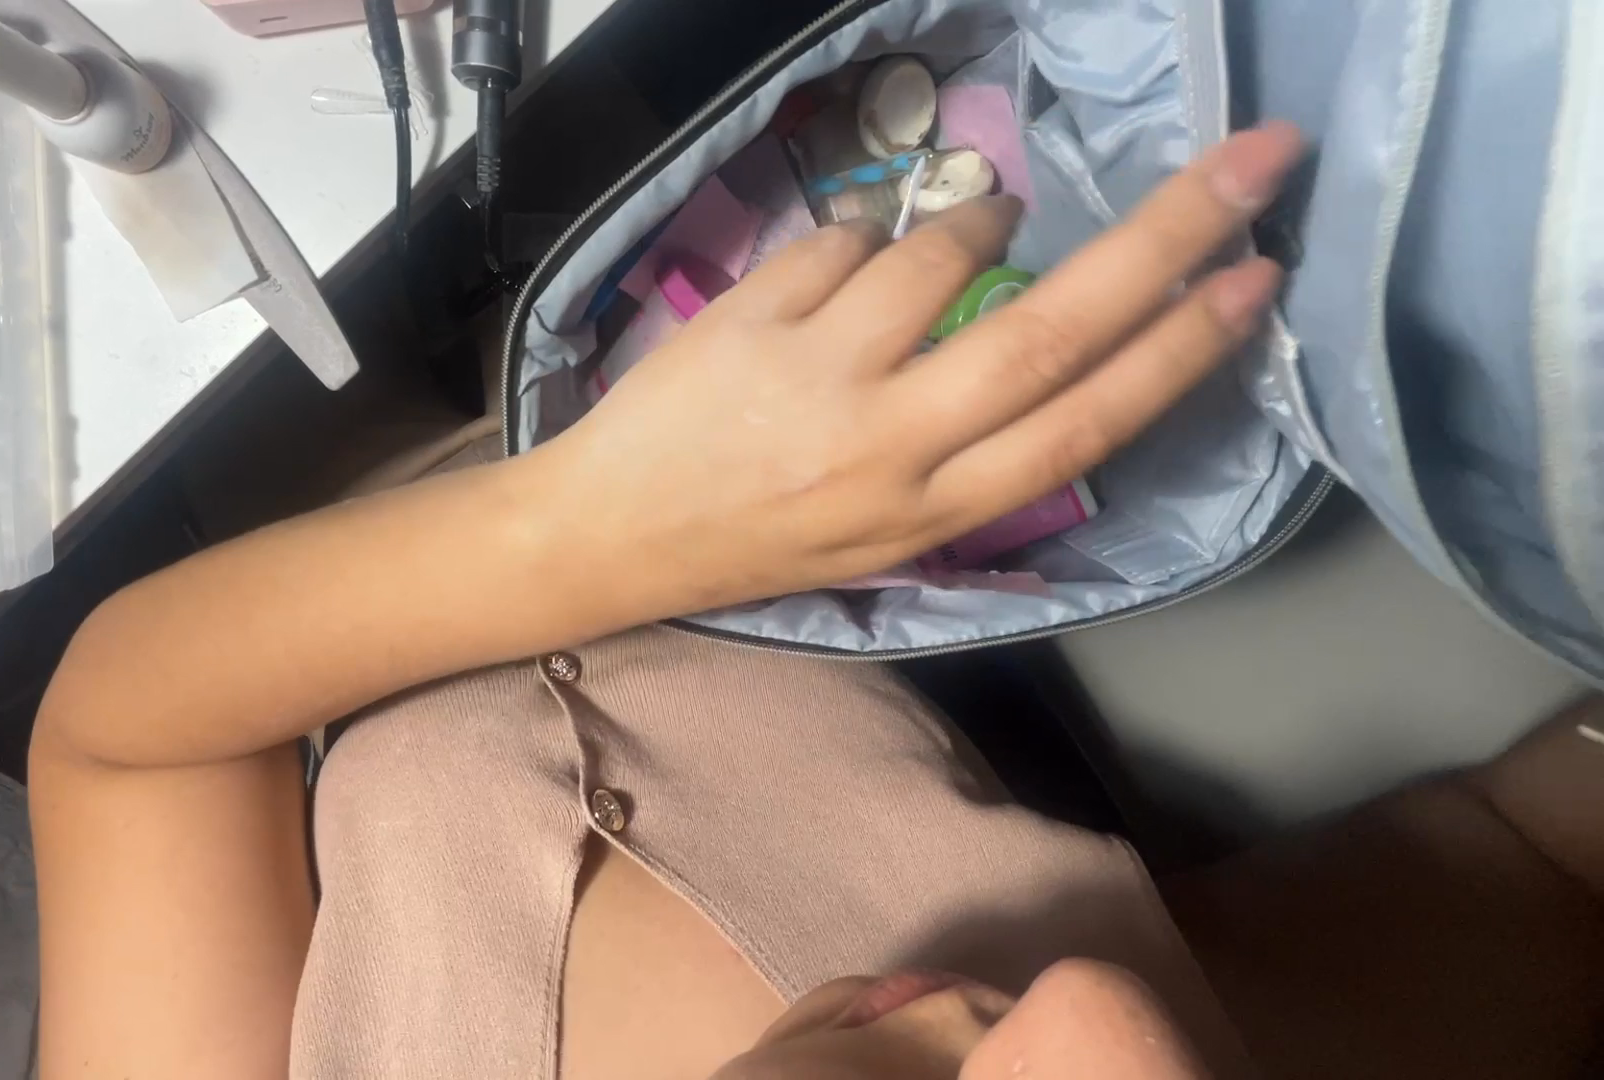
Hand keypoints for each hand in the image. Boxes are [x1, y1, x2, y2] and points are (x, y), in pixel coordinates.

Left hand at [525, 122, 1302, 618]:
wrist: (614, 533)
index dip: (1179, 350)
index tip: (1255, 277)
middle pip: (1049, 329)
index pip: (1080, 425)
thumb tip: (1032, 350)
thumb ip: (952, 461)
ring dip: (973, 225)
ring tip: (969, 231)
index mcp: (923, 512)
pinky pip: (842, 242)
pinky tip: (846, 270)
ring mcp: (815, 375)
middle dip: (1164, 239)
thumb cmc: (745, 544)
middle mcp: (885, 443)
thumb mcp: (868, 540)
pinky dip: (864, 238)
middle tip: (1250, 160)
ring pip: (939, 258)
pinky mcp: (751, 322)